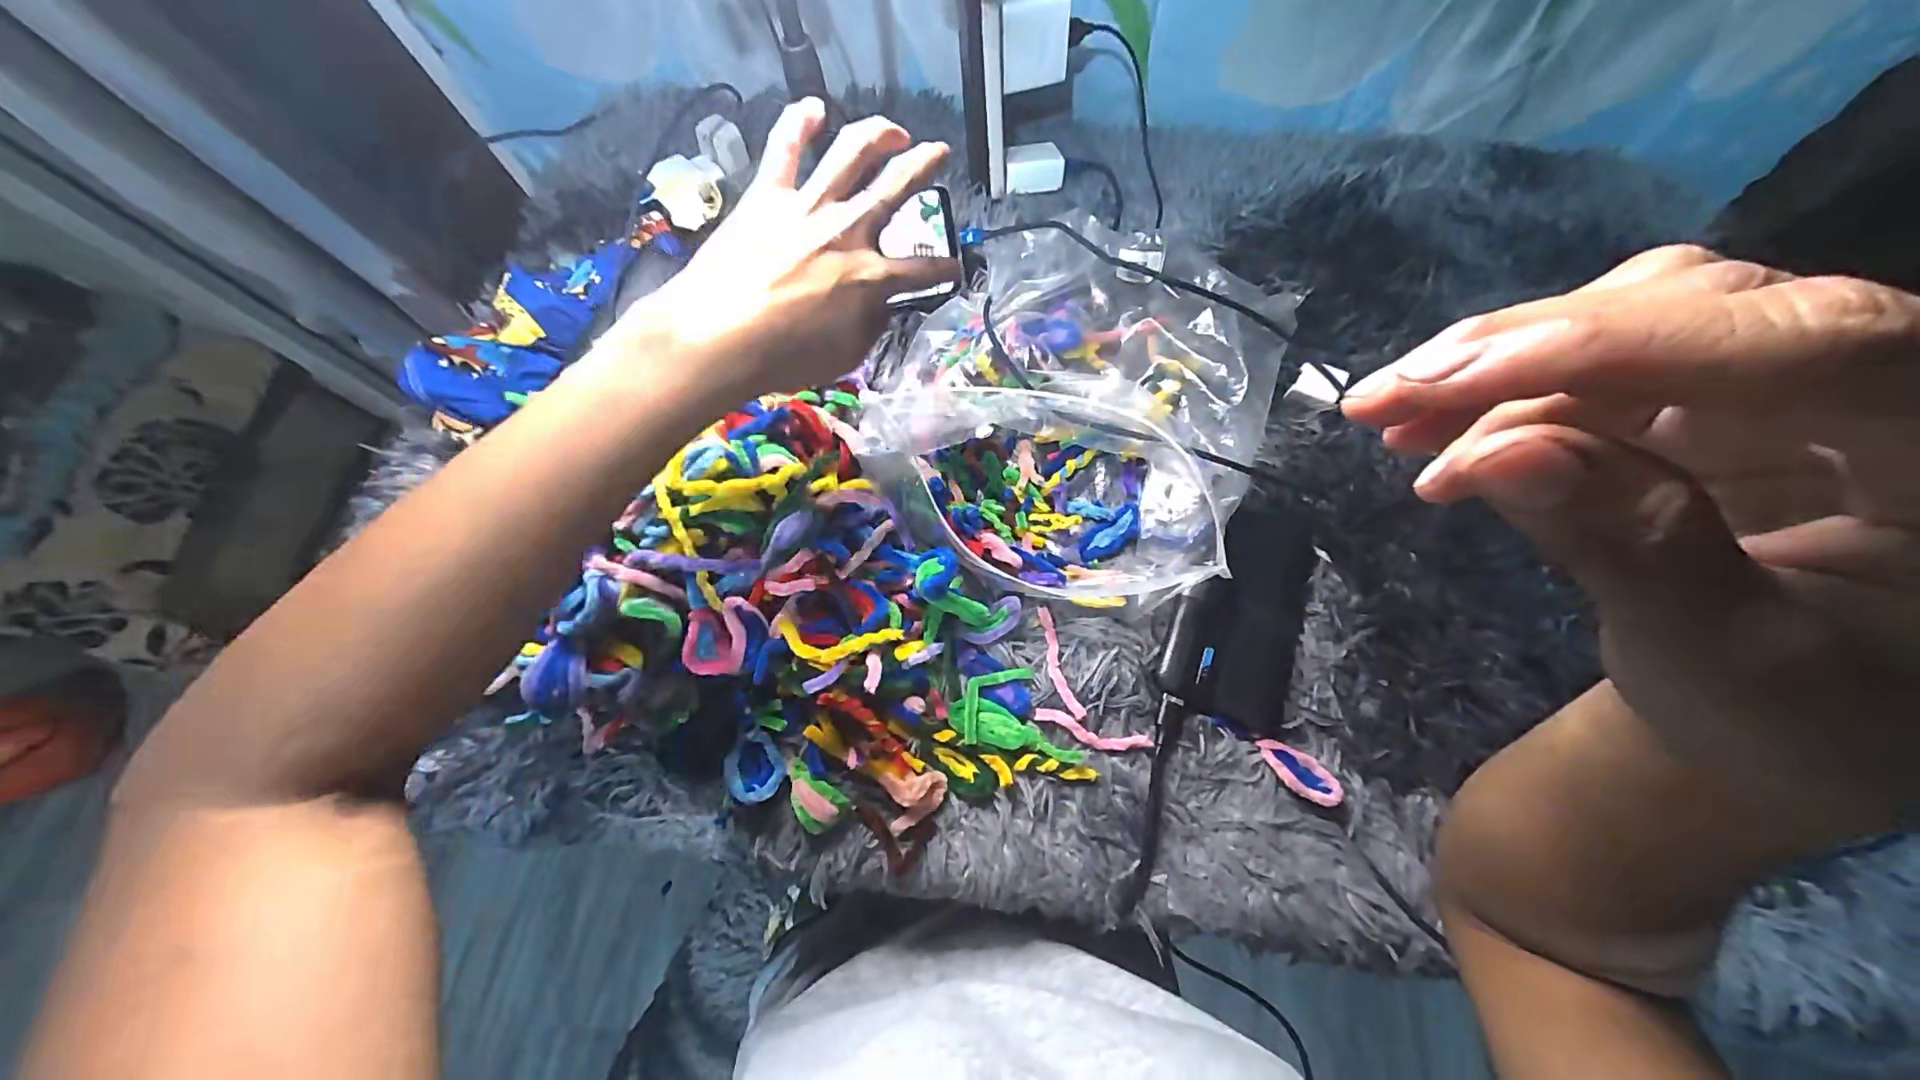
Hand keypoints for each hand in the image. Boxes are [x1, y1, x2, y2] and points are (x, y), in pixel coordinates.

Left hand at [608, 98, 955, 398]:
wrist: (720, 336)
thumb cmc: (785, 357)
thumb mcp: (846, 354)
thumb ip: (871, 325)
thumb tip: (882, 307)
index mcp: (870, 278)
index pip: (922, 270)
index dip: (944, 270)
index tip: (955, 268)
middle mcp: (848, 231)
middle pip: (897, 187)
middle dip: (926, 166)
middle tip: (939, 152)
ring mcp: (808, 206)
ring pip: (852, 152)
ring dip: (878, 133)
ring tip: (892, 130)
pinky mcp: (768, 195)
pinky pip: (786, 147)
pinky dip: (800, 121)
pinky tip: (813, 108)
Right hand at [1344, 245, 1919, 812]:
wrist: (1777, 725)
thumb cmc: (1785, 718)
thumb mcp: (1719, 656)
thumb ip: (1629, 546)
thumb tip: (1494, 455)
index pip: (1790, 345)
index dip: (1598, 351)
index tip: (1434, 385)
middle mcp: (1880, 381)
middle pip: (1687, 311)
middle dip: (1514, 353)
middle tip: (1381, 404)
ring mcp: (1780, 386)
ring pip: (1622, 324)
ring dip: (1490, 374)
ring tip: (1394, 428)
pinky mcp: (1703, 403)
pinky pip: (1585, 370)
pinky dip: (1495, 400)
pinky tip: (1436, 439)